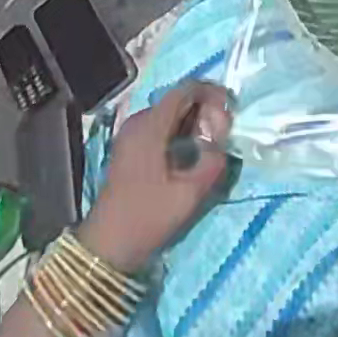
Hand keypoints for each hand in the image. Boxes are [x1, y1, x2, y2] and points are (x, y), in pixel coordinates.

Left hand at [77, 81, 232, 272]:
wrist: (107, 247)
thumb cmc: (147, 218)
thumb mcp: (189, 194)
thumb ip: (212, 162)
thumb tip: (220, 143)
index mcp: (150, 126)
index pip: (185, 90)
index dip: (211, 93)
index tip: (230, 110)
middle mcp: (138, 121)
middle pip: (178, 99)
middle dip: (205, 109)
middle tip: (222, 134)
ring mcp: (131, 133)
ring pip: (171, 112)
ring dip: (194, 121)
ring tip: (212, 144)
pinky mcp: (131, 146)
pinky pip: (161, 125)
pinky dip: (181, 130)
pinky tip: (193, 152)